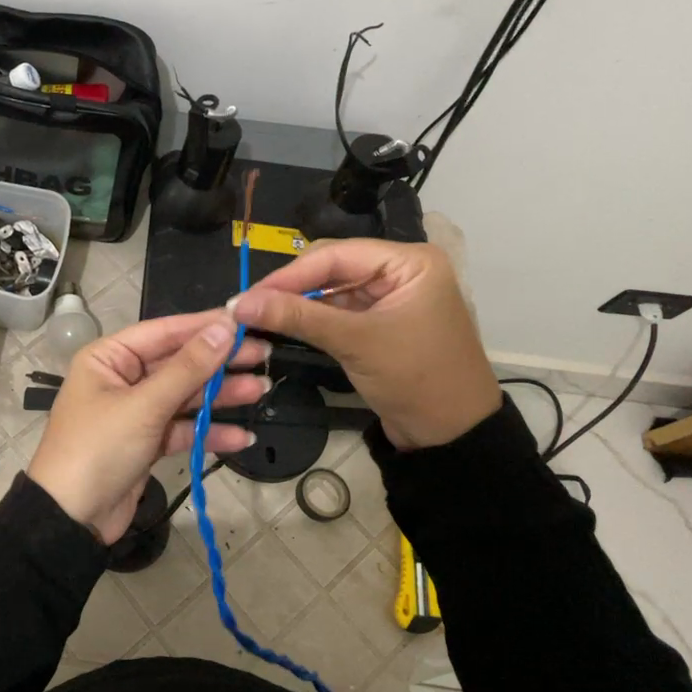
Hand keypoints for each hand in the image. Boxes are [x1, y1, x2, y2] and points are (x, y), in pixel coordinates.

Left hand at [28, 310, 268, 543]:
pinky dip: (209, 432)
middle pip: (177, 363)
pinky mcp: (146, 442)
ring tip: (261, 390)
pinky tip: (240, 436)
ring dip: (220, 396)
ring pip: (184, 396)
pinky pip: (182, 428)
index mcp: (108, 358)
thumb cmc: (99, 448)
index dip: (204, 326)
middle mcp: (120, 378)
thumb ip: (187, 368)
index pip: (163, 332)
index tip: (246, 322)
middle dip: (218, 362)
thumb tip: (224, 328)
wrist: (71, 518)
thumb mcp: (144, 406)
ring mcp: (134, 412)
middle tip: (263, 356)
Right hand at [230, 240, 499, 450]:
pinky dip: (312, 318)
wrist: (453, 436)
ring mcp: (391, 296)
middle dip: (291, 287)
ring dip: (298, 303)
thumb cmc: (416, 379)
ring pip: (331, 290)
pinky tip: (283, 325)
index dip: (289, 274)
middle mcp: (401, 270)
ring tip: (257, 316)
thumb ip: (297, 316)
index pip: (335, 255)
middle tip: (248, 307)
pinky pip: (338, 310)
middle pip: (331, 268)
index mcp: (410, 262)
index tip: (247, 295)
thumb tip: (238, 303)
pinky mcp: (380, 321)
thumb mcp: (355, 343)